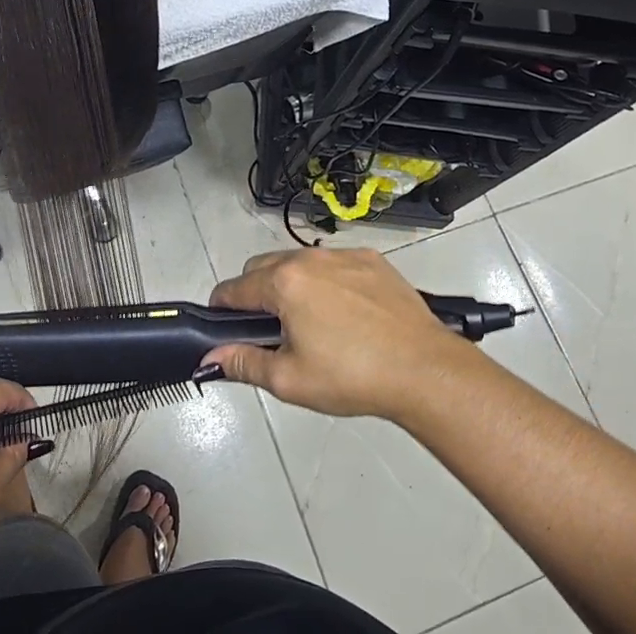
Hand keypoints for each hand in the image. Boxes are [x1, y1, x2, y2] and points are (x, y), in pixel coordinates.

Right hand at [203, 248, 475, 421]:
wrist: (424, 370)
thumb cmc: (351, 377)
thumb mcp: (290, 380)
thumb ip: (244, 363)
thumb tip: (210, 358)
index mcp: (284, 283)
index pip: (234, 288)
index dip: (221, 309)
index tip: (223, 328)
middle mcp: (309, 258)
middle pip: (263, 267)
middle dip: (255, 293)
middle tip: (270, 331)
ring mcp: (344, 255)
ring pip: (299, 262)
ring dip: (291, 284)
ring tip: (310, 323)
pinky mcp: (373, 260)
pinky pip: (334, 264)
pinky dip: (326, 281)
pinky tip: (345, 314)